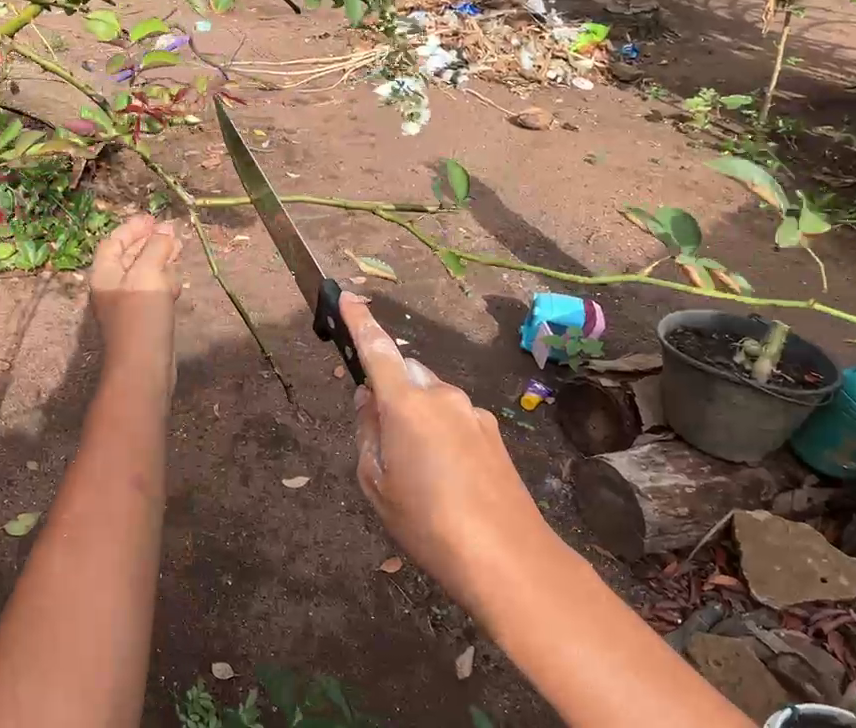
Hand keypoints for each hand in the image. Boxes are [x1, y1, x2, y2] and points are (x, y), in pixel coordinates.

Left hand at [89, 214, 183, 370]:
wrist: (143, 366)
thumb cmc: (140, 315)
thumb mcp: (148, 273)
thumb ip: (156, 248)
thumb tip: (166, 231)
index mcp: (105, 273)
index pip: (114, 241)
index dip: (133, 227)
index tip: (153, 218)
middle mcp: (113, 285)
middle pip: (130, 255)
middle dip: (151, 242)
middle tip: (173, 232)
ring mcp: (128, 303)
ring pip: (145, 273)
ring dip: (161, 260)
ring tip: (179, 250)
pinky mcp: (144, 318)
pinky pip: (153, 291)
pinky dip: (164, 282)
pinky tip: (177, 282)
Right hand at [342, 292, 556, 616]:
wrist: (509, 560)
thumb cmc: (428, 523)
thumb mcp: (376, 482)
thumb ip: (367, 431)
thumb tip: (368, 399)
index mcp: (406, 403)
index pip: (377, 349)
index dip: (359, 321)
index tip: (347, 296)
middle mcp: (442, 396)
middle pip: (406, 377)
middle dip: (391, 393)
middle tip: (383, 440)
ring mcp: (473, 413)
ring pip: (432, 399)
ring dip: (418, 417)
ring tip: (417, 472)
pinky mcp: (494, 434)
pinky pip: (455, 419)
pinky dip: (441, 434)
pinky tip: (447, 479)